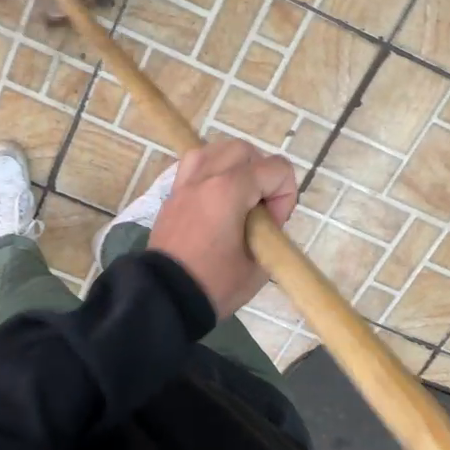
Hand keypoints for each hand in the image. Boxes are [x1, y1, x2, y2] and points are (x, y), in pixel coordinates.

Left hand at [147, 140, 297, 317]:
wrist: (164, 298)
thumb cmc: (214, 285)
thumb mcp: (258, 266)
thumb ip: (271, 234)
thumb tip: (264, 221)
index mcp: (229, 190)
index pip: (275, 168)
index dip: (285, 195)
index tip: (274, 225)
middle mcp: (204, 178)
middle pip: (244, 150)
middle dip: (261, 174)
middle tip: (260, 209)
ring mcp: (183, 186)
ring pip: (214, 150)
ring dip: (233, 167)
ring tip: (238, 198)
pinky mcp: (170, 198)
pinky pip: (193, 169)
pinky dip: (209, 176)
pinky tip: (215, 204)